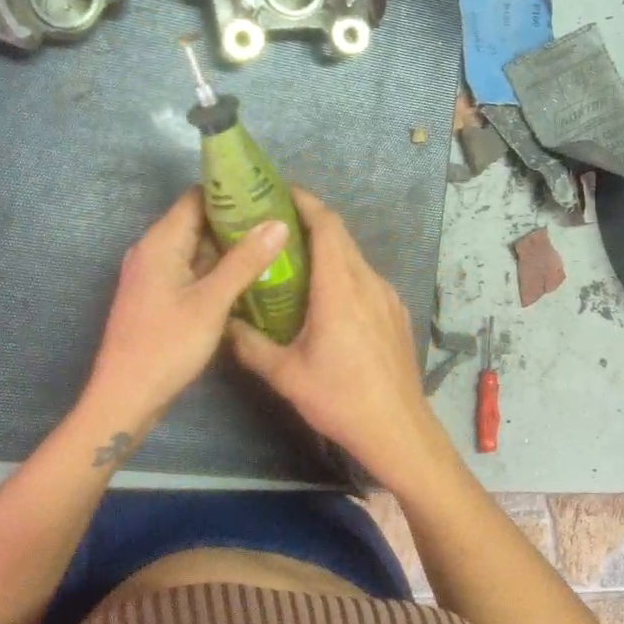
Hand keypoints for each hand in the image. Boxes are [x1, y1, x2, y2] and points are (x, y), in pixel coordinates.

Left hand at [81, 188, 290, 428]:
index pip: (197, 197)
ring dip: (228, 248)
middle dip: (236, 221)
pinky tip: (248, 278)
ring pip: (195, 249)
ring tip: (272, 245)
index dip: (231, 192)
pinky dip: (216, 270)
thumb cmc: (166, 347)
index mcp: (160, 242)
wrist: (125, 398)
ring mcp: (152, 275)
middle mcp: (152, 250)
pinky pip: (190, 271)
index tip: (268, 194)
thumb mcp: (211, 303)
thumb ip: (244, 262)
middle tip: (279, 222)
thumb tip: (278, 223)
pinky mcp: (157, 297)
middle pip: (197, 221)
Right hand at [228, 189, 448, 485]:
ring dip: (327, 250)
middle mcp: (367, 282)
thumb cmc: (341, 399)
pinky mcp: (396, 313)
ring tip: (294, 261)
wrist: (399, 430)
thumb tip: (224, 324)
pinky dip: (343, 273)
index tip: (280, 192)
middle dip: (310, 222)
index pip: (327, 226)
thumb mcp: (286, 376)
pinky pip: (366, 279)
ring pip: (354, 258)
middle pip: (340, 236)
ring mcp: (387, 297)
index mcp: (340, 288)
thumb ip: (250, 346)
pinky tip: (325, 298)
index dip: (305, 202)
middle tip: (275, 226)